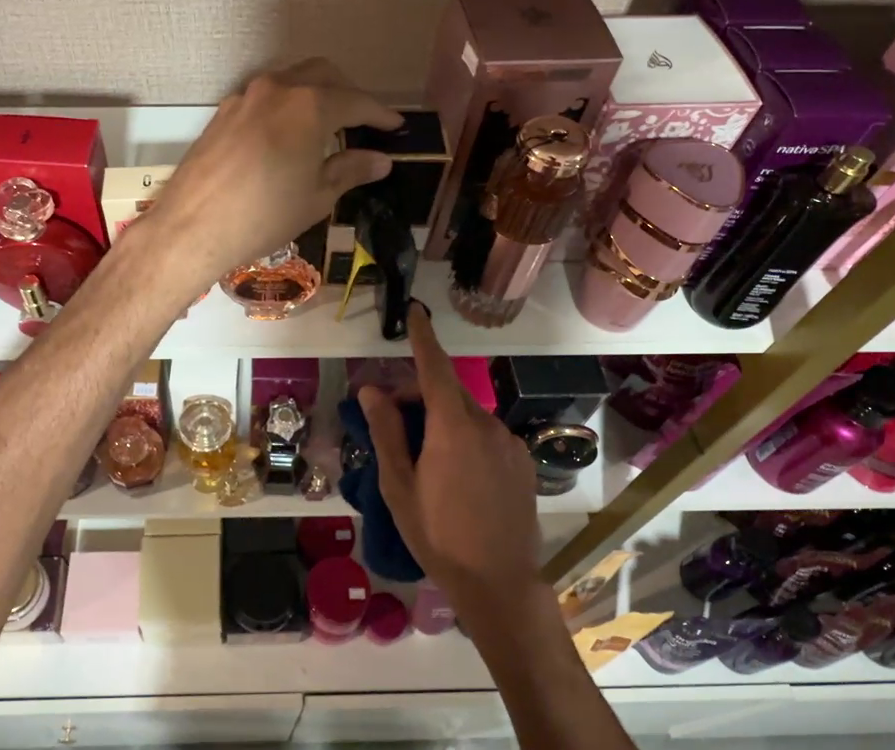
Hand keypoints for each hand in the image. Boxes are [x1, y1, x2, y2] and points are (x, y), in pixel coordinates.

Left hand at [135, 58, 401, 292]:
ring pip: (291, 80)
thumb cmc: (264, 215)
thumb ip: (350, 170)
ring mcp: (245, 96)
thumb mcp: (317, 197)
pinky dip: (286, 105)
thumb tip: (381, 159)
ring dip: (315, 93)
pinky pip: (265, 96)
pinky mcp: (224, 112)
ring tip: (327, 125)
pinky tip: (288, 134)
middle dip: (348, 93)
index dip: (380, 114)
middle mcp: (277, 89)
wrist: (192, 226)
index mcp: (309, 105)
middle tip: (363, 122)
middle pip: (323, 75)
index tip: (396, 127)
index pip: (356, 101)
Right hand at [360, 304, 544, 610]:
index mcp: (452, 426)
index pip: (434, 367)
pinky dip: (465, 438)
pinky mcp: (523, 462)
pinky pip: (487, 436)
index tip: (415, 311)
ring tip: (421, 456)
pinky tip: (454, 474)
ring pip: (467, 415)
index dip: (422, 337)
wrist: (500, 583)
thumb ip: (386, 432)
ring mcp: (510, 443)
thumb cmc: (438, 535)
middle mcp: (486, 424)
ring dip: (441, 420)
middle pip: (446, 393)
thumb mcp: (399, 486)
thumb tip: (371, 390)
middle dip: (417, 396)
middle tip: (388, 421)